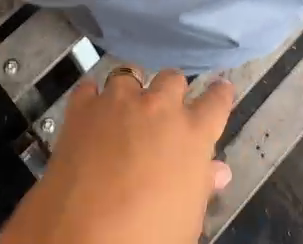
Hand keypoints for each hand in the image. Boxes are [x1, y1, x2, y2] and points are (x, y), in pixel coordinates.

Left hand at [0, 66, 233, 243]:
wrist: (87, 237)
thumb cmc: (149, 236)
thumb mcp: (187, 218)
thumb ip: (201, 186)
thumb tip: (218, 171)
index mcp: (193, 134)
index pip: (216, 102)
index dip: (218, 95)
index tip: (219, 90)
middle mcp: (159, 107)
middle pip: (172, 79)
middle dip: (170, 91)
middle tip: (164, 110)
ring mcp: (119, 101)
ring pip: (130, 74)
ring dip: (131, 90)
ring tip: (124, 109)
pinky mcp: (83, 107)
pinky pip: (90, 87)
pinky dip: (93, 97)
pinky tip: (91, 113)